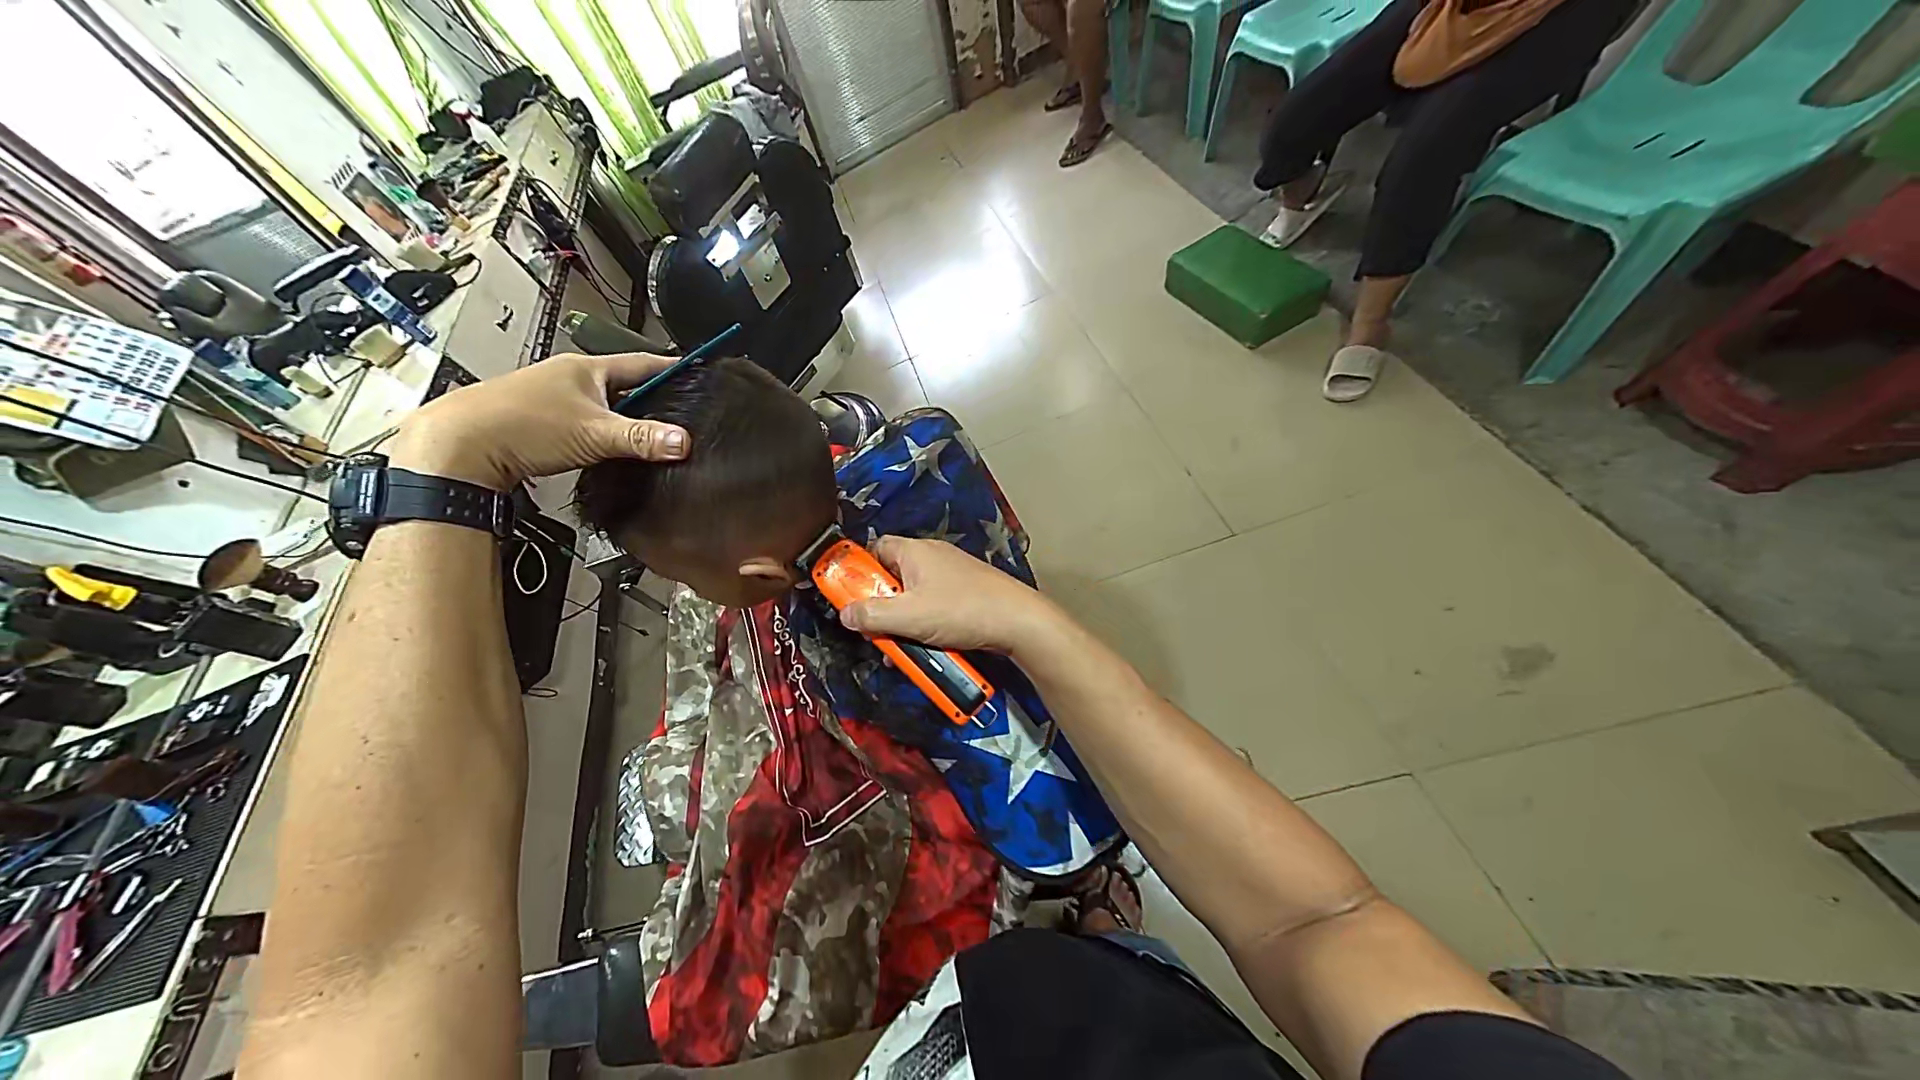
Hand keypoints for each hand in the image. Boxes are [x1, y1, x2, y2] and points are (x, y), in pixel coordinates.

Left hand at [386, 352, 688, 489]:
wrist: (459, 447)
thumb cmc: (521, 425)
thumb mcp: (594, 433)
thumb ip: (642, 438)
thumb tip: (685, 442)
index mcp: (584, 368)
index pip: (642, 362)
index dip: (671, 367)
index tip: (695, 369)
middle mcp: (567, 377)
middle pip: (622, 385)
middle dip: (649, 398)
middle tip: (678, 412)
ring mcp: (551, 399)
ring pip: (601, 406)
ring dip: (622, 419)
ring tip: (647, 436)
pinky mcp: (539, 423)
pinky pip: (583, 424)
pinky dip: (601, 434)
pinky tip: (609, 449)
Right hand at [838, 536, 1063, 654]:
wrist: (1018, 622)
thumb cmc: (963, 610)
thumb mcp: (908, 616)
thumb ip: (871, 614)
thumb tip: (845, 614)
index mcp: (914, 550)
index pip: (873, 549)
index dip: (858, 571)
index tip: (850, 596)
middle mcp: (932, 556)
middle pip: (891, 576)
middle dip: (880, 605)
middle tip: (876, 628)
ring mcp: (951, 575)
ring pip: (912, 596)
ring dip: (902, 620)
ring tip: (902, 643)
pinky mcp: (965, 593)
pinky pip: (933, 605)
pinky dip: (925, 623)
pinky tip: (927, 643)